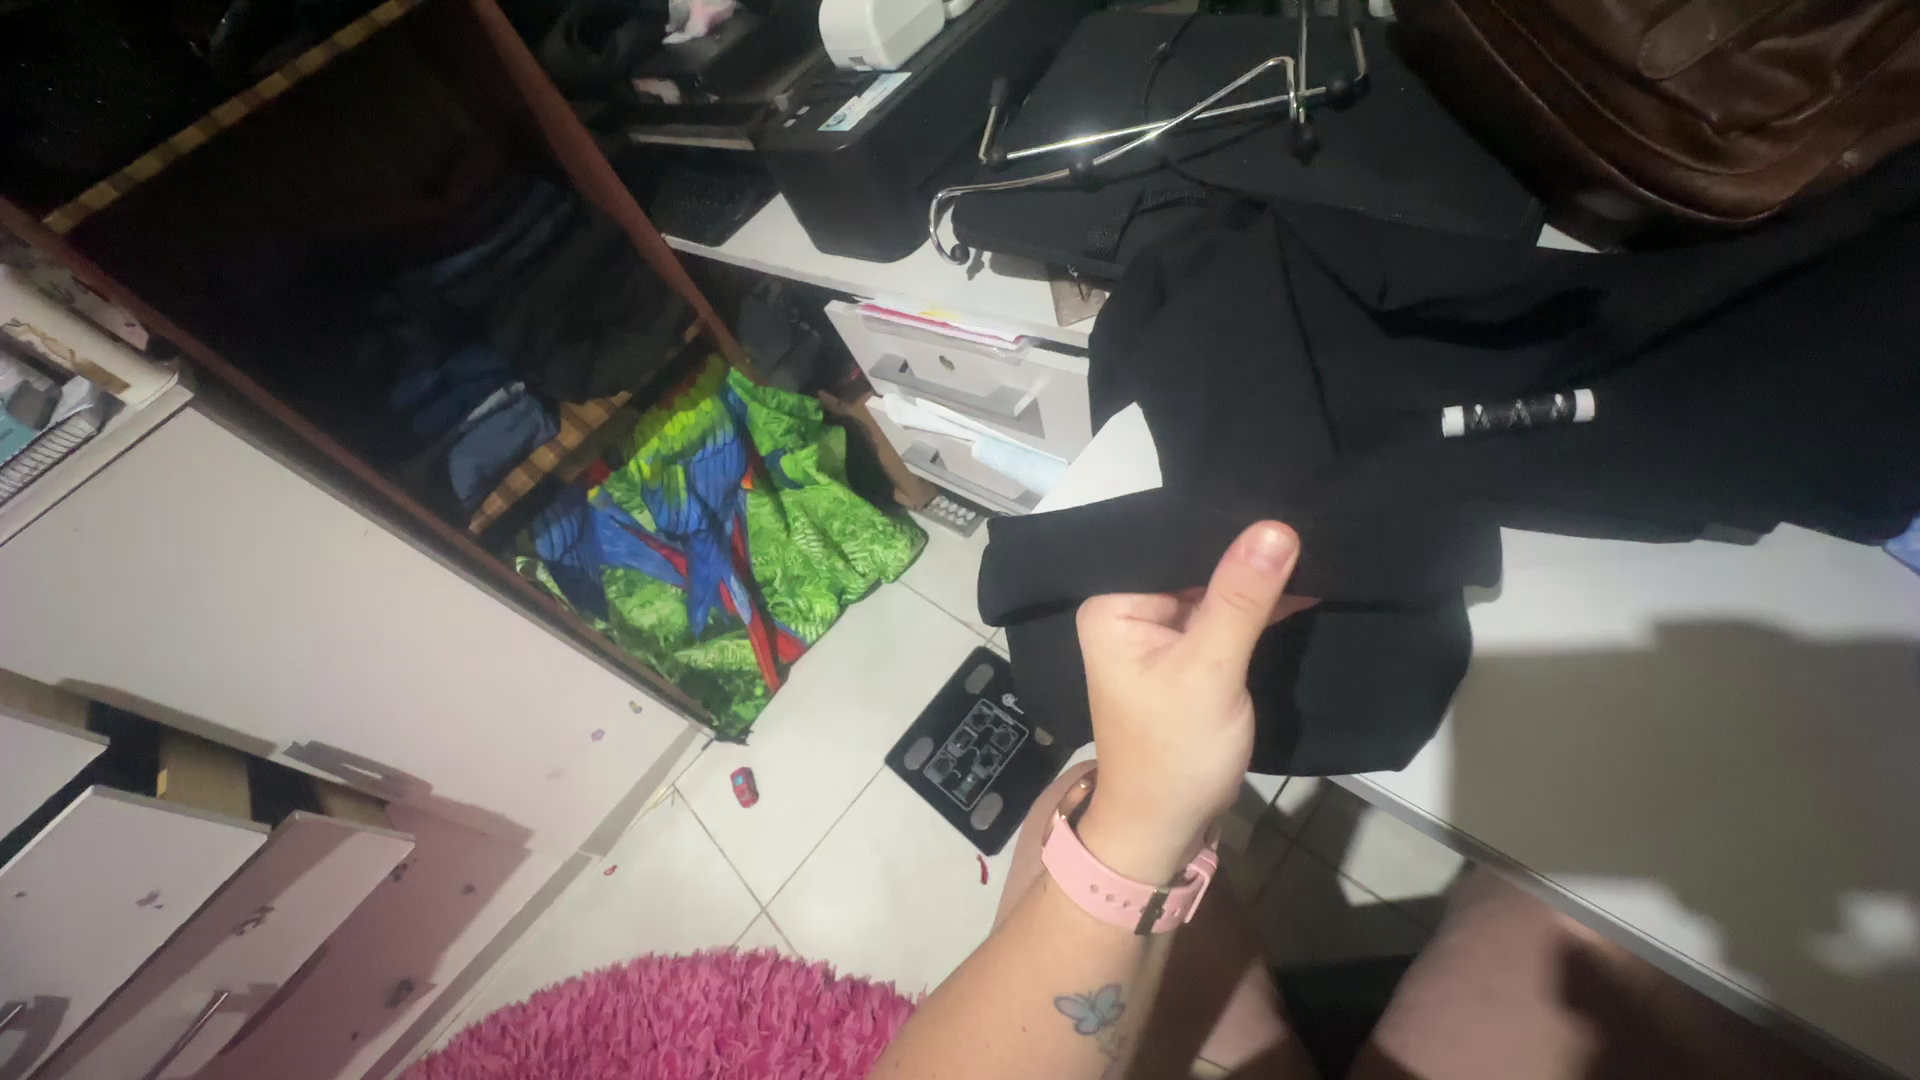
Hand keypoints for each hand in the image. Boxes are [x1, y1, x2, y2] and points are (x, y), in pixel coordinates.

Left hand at [1072, 522, 1308, 882]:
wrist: (1166, 825)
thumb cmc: (1174, 751)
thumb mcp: (1209, 671)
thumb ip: (1240, 599)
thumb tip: (1274, 527)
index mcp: (1113, 605)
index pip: (1166, 543)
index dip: (1219, 522)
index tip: (1276, 494)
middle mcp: (1128, 610)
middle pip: (1190, 562)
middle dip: (1242, 547)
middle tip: (1304, 508)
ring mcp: (1157, 632)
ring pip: (1212, 587)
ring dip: (1256, 575)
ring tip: (1314, 536)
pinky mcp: (1185, 653)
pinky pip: (1222, 615)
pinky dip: (1258, 607)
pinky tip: (1304, 582)